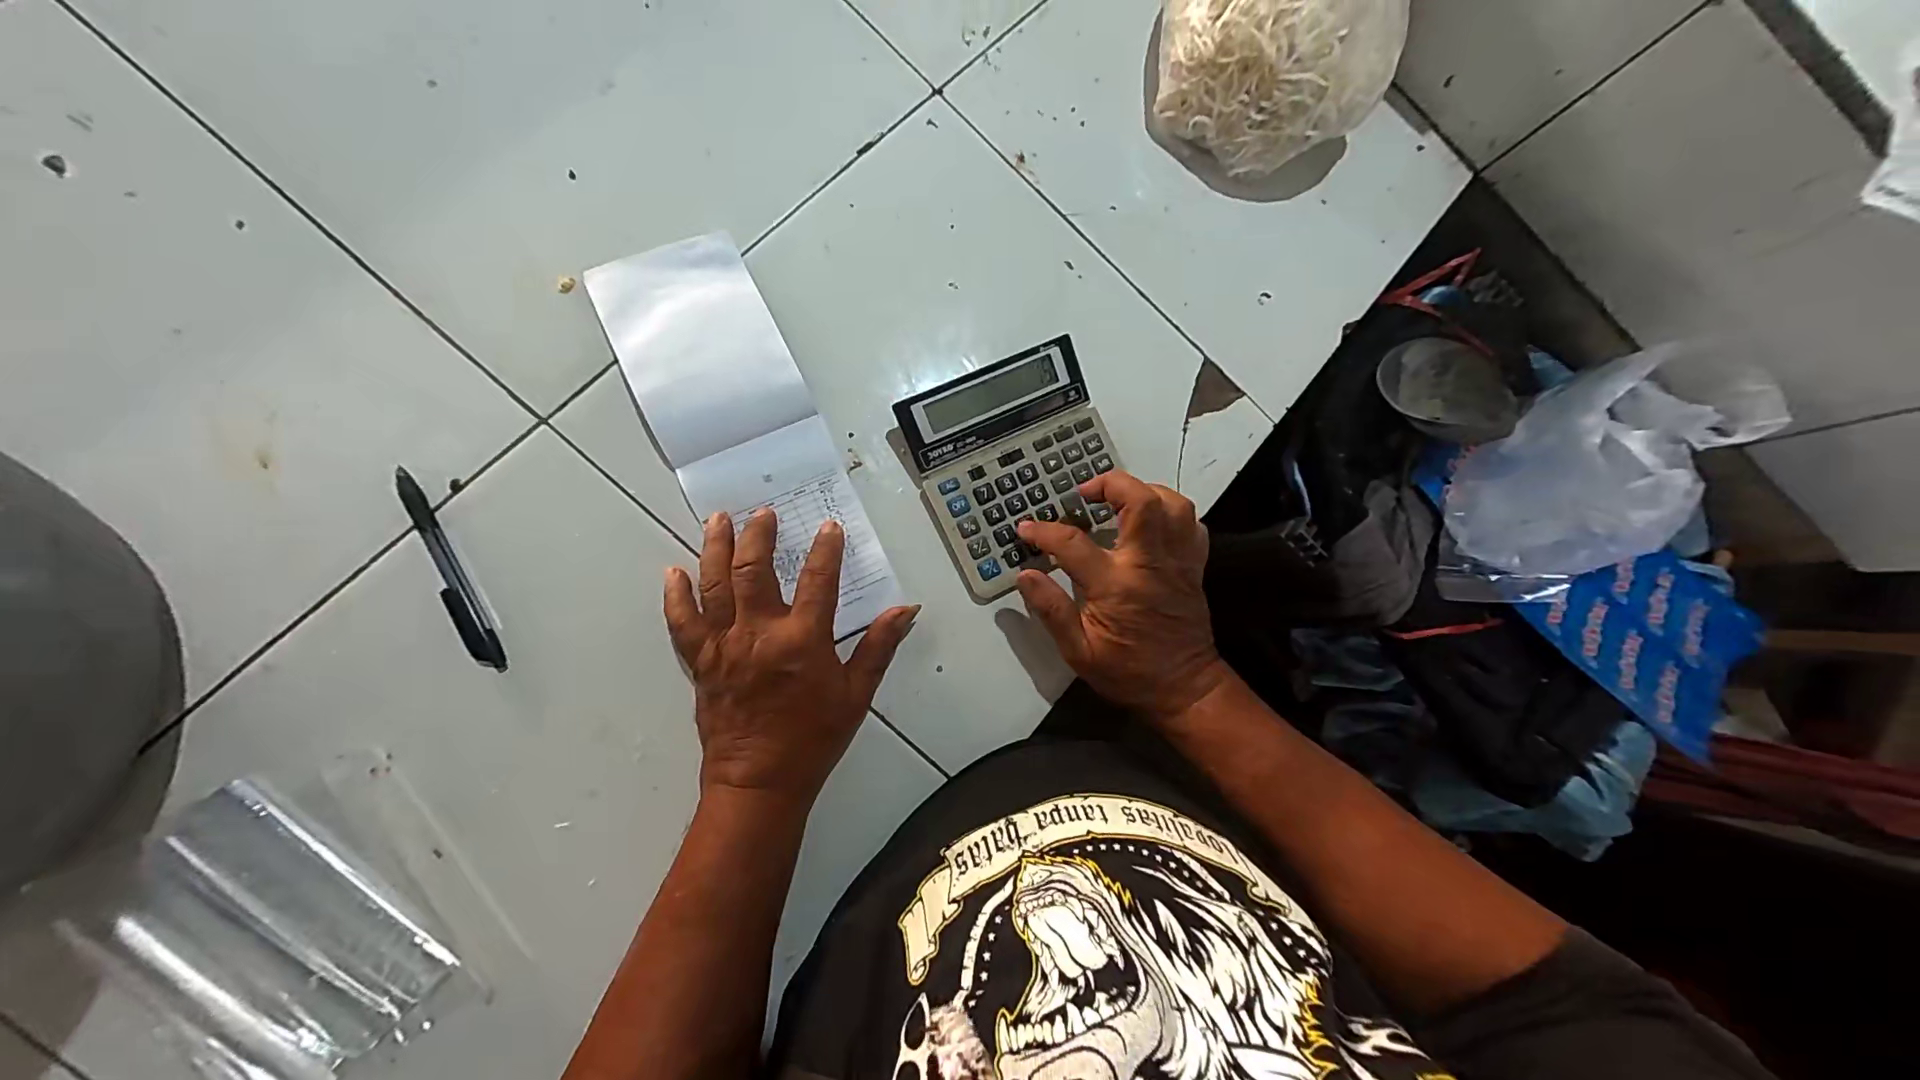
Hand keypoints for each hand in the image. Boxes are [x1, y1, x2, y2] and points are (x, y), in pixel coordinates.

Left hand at [664, 508, 918, 803]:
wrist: (760, 781)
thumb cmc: (813, 738)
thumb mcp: (857, 694)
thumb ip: (879, 646)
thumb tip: (906, 609)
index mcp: (802, 640)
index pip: (817, 580)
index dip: (825, 550)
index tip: (828, 527)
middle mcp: (758, 634)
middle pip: (754, 571)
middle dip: (758, 536)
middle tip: (762, 512)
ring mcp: (724, 646)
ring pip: (715, 585)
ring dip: (716, 549)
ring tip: (718, 519)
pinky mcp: (700, 662)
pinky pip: (682, 623)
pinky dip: (676, 596)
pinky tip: (673, 572)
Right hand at [1014, 471, 1229, 719]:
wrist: (1185, 690)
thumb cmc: (1128, 673)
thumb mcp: (1078, 652)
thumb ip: (1051, 610)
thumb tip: (1026, 575)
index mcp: (1116, 585)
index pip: (1073, 542)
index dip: (1044, 530)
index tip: (1027, 528)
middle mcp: (1149, 564)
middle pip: (1140, 501)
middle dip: (1111, 484)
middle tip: (1085, 492)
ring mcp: (1177, 563)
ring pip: (1173, 505)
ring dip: (1145, 491)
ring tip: (1120, 499)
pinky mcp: (1194, 568)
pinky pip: (1192, 525)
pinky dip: (1172, 514)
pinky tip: (1151, 523)